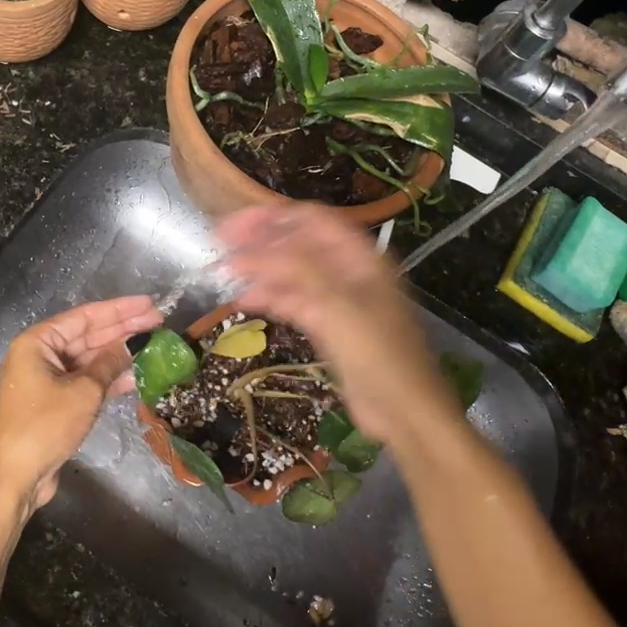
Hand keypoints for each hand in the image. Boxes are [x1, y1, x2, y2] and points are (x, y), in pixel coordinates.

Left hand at [0, 296, 162, 510]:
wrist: (15, 476)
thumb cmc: (45, 425)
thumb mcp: (84, 391)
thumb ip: (110, 363)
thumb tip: (133, 344)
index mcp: (38, 342)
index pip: (85, 316)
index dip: (120, 309)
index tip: (149, 303)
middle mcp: (40, 354)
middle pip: (87, 335)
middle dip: (122, 329)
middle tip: (158, 321)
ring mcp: (47, 379)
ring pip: (88, 359)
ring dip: (118, 353)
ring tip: (152, 345)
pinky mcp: (54, 402)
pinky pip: (85, 380)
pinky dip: (108, 378)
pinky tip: (135, 374)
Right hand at [216, 203, 455, 441]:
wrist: (404, 410)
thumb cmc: (378, 351)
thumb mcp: (336, 304)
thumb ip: (293, 269)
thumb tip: (246, 248)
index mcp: (360, 256)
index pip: (312, 220)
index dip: (273, 216)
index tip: (236, 221)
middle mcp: (349, 271)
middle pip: (299, 244)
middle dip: (262, 241)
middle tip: (222, 241)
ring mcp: (338, 299)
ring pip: (293, 274)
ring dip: (261, 270)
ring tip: (226, 269)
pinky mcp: (328, 326)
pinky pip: (294, 302)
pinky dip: (270, 297)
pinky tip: (244, 299)